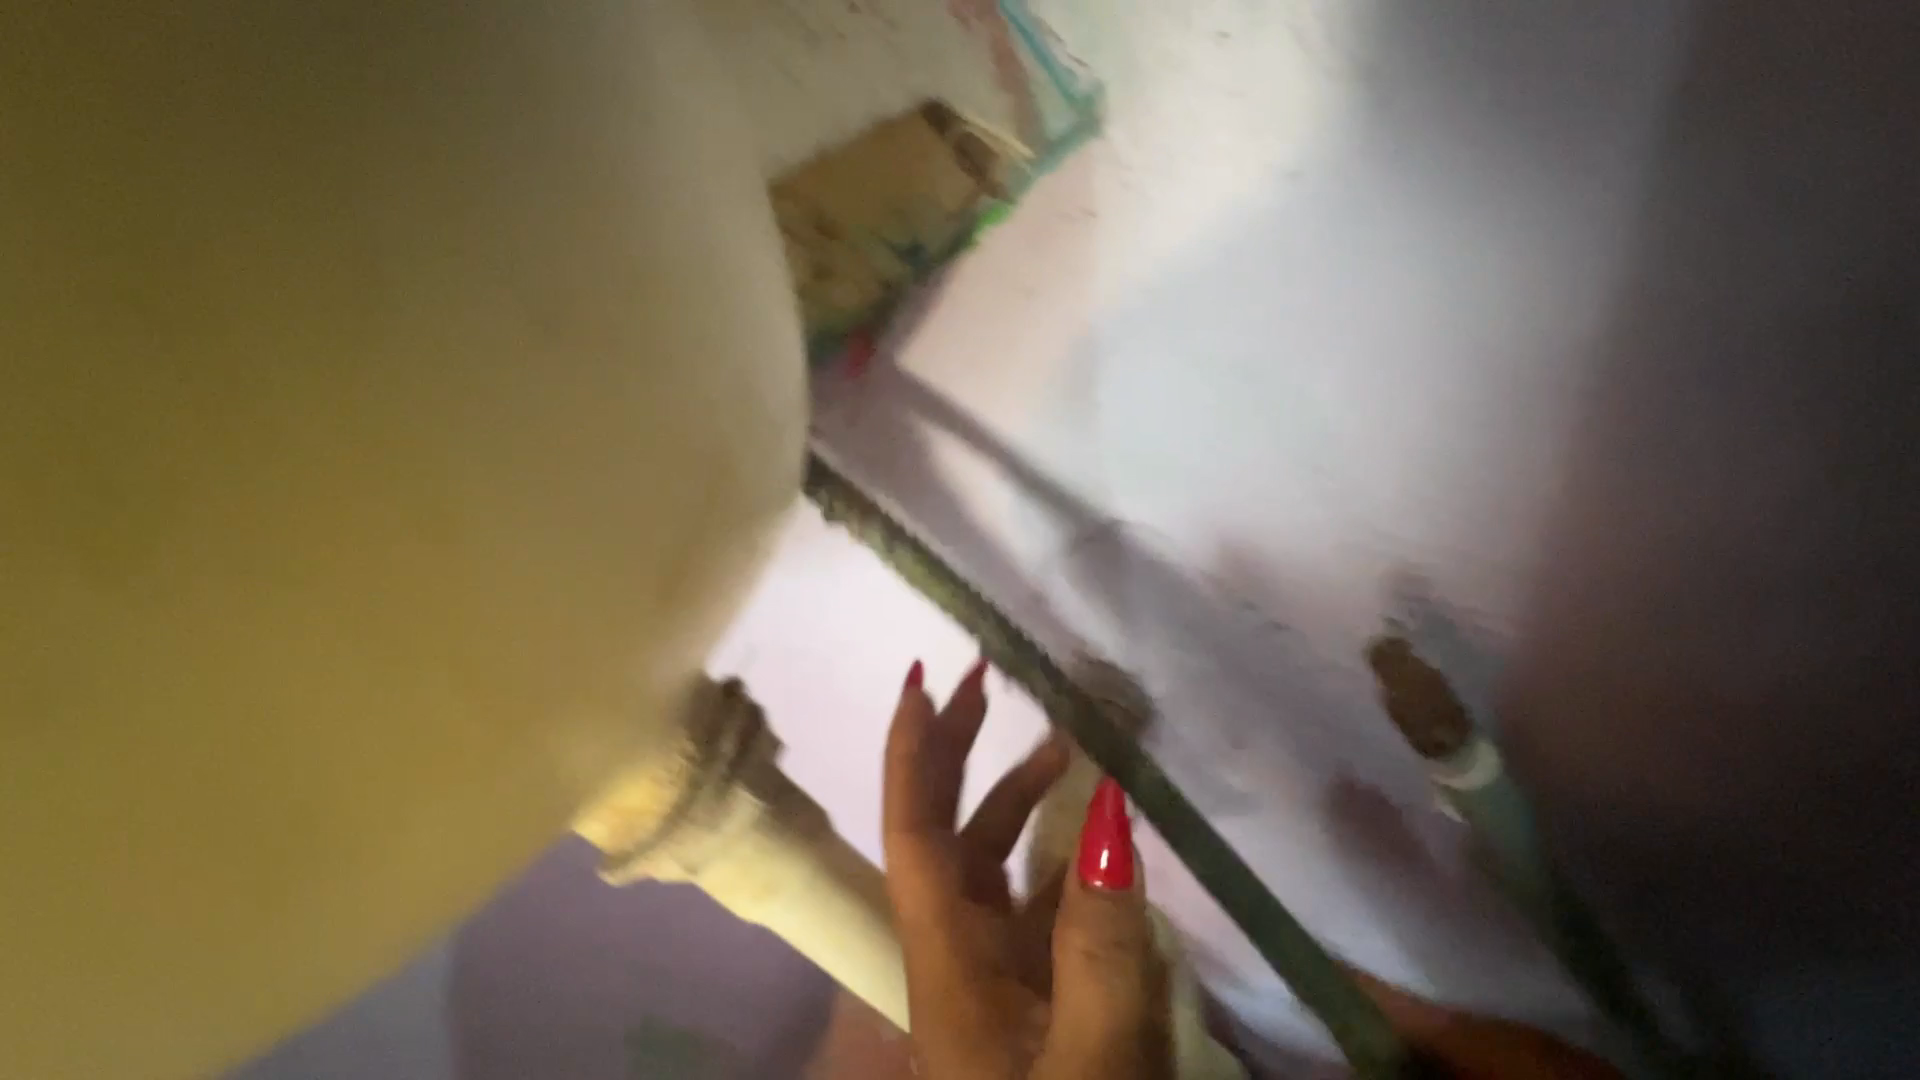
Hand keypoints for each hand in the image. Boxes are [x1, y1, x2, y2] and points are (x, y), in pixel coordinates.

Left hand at [882, 658, 1173, 1079]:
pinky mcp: (1021, 984)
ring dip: (1012, 793)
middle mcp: (952, 945)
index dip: (910, 748)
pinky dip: (1052, 852)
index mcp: (946, 953)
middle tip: (983, 678)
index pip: (911, 827)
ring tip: (1061, 744)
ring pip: (984, 855)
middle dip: (954, 747)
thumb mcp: (1094, 1056)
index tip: (919, 678)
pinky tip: (1088, 835)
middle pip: (937, 825)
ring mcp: (986, 964)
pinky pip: (1026, 895)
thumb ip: (1103, 939)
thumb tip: (1110, 811)